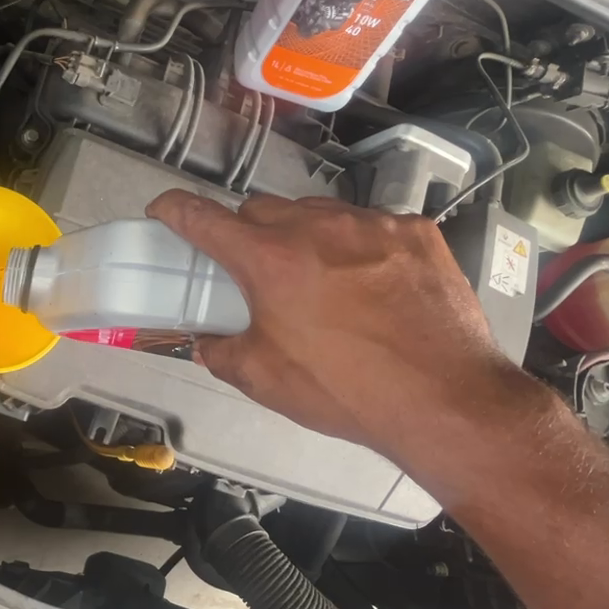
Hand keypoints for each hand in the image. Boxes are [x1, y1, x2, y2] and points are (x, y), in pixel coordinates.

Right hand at [146, 191, 546, 474]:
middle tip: (251, 269)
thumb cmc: (343, 390)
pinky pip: (368, 225)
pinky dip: (354, 245)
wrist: (446, 400)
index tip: (162, 210)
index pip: (204, 218)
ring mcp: (372, 224)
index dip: (174, 210)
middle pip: (260, 208)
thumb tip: (207, 343)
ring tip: (315, 277)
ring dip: (301, 235)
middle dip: (245, 231)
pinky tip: (368, 283)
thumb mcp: (263, 379)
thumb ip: (222, 352)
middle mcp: (317, 228)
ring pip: (316, 213)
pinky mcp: (416, 233)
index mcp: (270, 260)